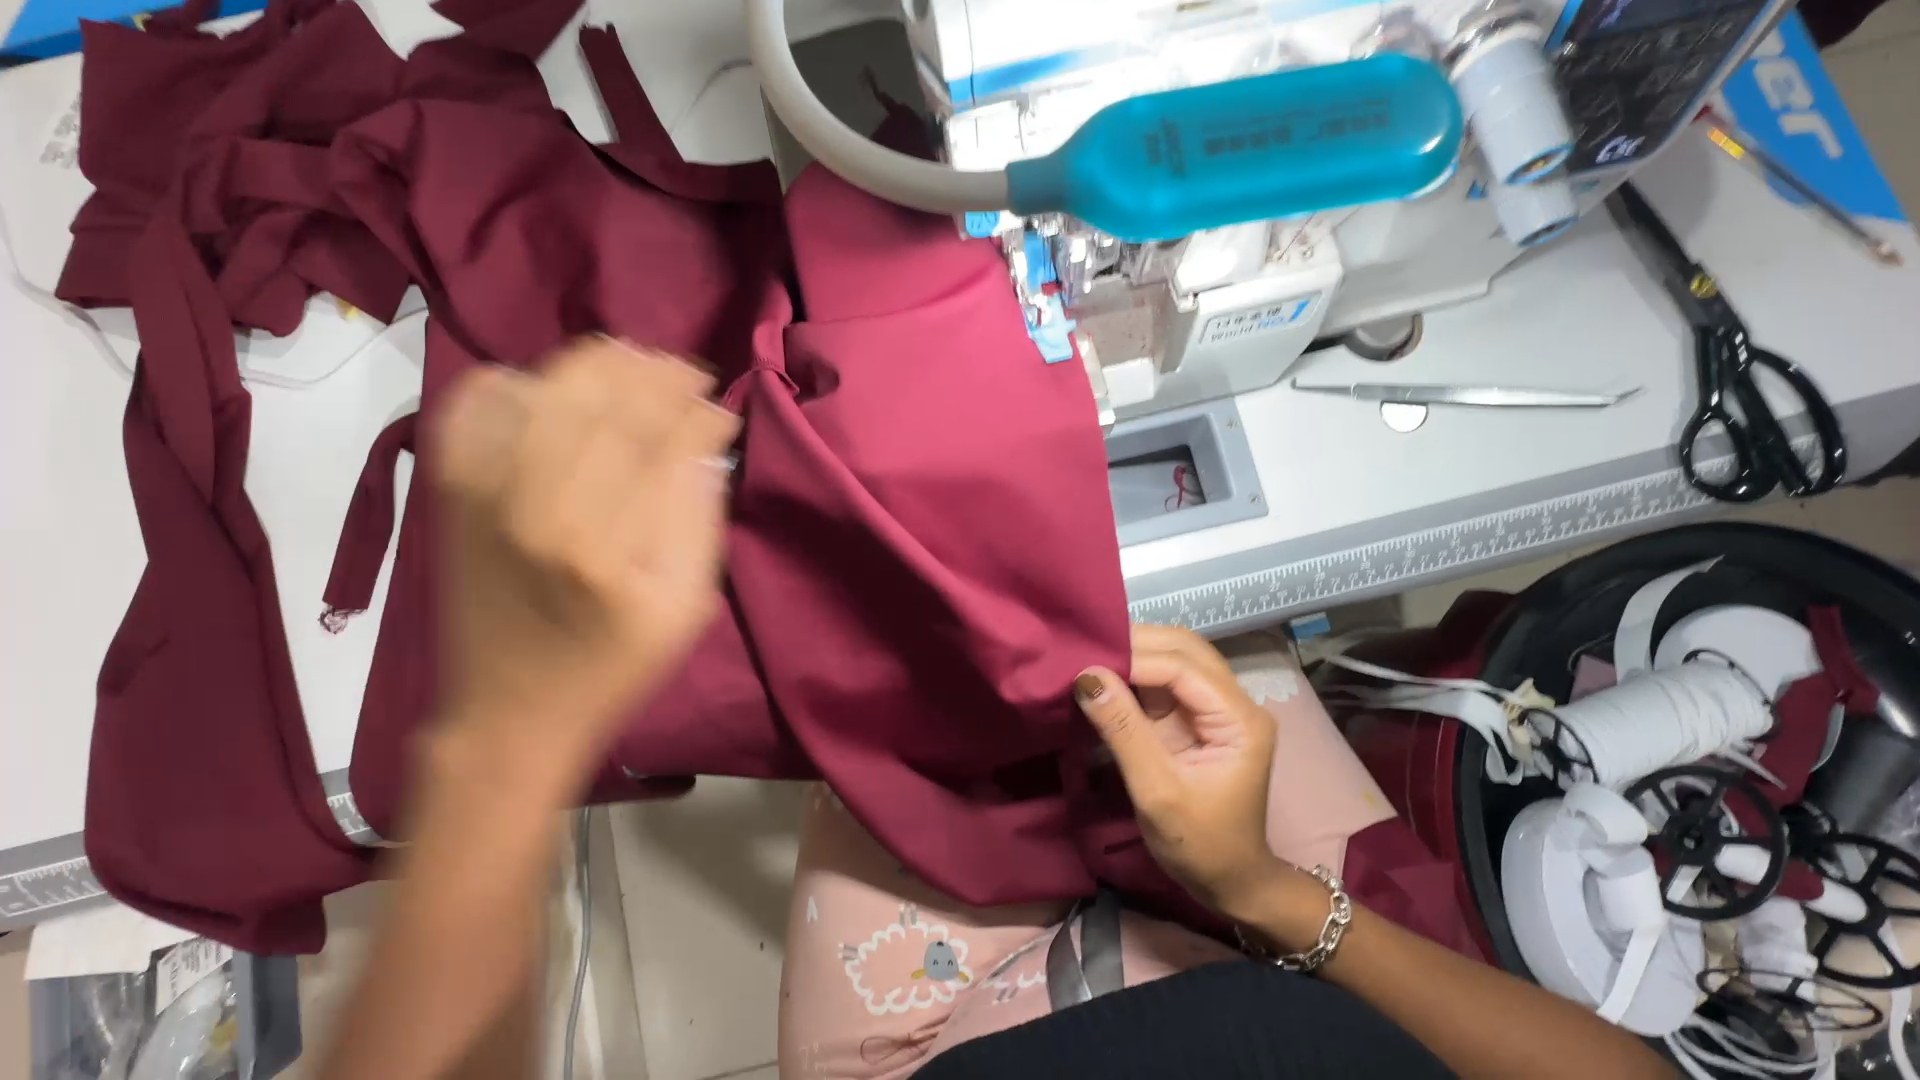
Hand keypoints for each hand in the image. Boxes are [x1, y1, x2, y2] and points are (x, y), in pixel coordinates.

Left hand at [432, 337, 738, 764]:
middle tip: (687, 374)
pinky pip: (477, 404)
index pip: (662, 442)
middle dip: (657, 376)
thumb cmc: (611, 667)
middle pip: (607, 404)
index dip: (698, 411)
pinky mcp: (450, 488)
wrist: (508, 712)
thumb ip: (698, 520)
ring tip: (635, 364)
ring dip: (600, 366)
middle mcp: (539, 506)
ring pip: (549, 391)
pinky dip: (514, 380)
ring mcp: (484, 491)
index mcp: (607, 547)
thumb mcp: (684, 609)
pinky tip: (551, 387)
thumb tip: (706, 443)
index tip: (721, 403)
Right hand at [1074, 625, 1293, 920]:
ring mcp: (1215, 709)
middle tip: (1085, 649)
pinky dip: (1133, 675)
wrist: (1229, 881)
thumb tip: (1086, 677)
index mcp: (1240, 719)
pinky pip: (1164, 682)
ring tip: (1089, 658)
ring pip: (1175, 659)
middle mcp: (1234, 702)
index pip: (1183, 667)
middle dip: (1136, 644)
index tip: (1085, 661)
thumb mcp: (1156, 790)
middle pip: (1185, 650)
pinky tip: (1103, 675)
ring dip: (1134, 655)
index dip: (1135, 658)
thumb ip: (1122, 730)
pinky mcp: (1195, 719)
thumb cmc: (1199, 844)